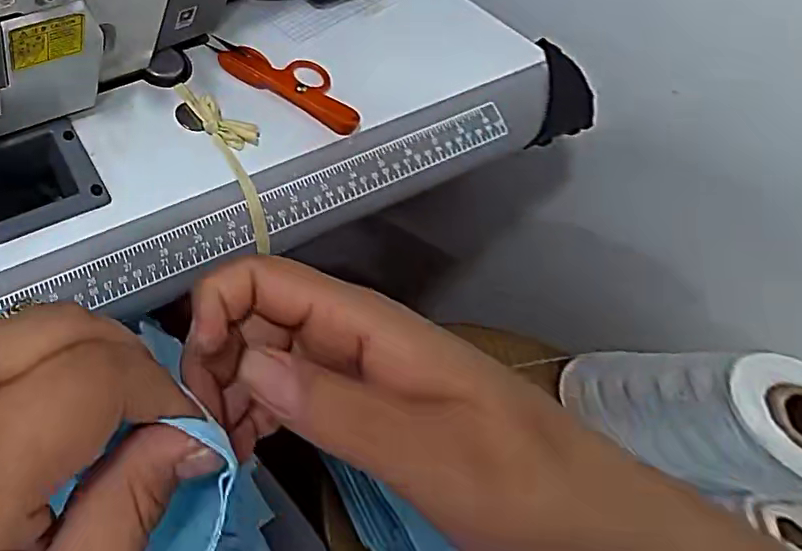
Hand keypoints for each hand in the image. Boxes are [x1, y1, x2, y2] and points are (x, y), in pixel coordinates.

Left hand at [0, 303, 225, 550]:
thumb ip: (124, 506)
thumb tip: (187, 441)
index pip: (99, 371)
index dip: (161, 391)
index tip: (193, 430)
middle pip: (69, 323)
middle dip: (129, 358)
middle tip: (162, 418)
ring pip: (38, 317)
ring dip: (90, 349)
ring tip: (120, 410)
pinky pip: (3, 334)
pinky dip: (49, 351)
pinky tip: (65, 401)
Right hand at [181, 257, 771, 550]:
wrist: (601, 526)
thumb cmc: (526, 481)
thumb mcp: (435, 453)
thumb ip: (336, 405)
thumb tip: (245, 363)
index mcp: (358, 319)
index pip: (260, 276)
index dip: (215, 303)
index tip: (200, 365)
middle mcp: (341, 330)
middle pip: (248, 312)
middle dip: (213, 353)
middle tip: (205, 419)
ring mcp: (344, 365)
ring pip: (256, 350)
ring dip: (227, 385)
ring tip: (222, 439)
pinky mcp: (349, 399)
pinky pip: (279, 387)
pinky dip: (250, 408)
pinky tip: (245, 443)